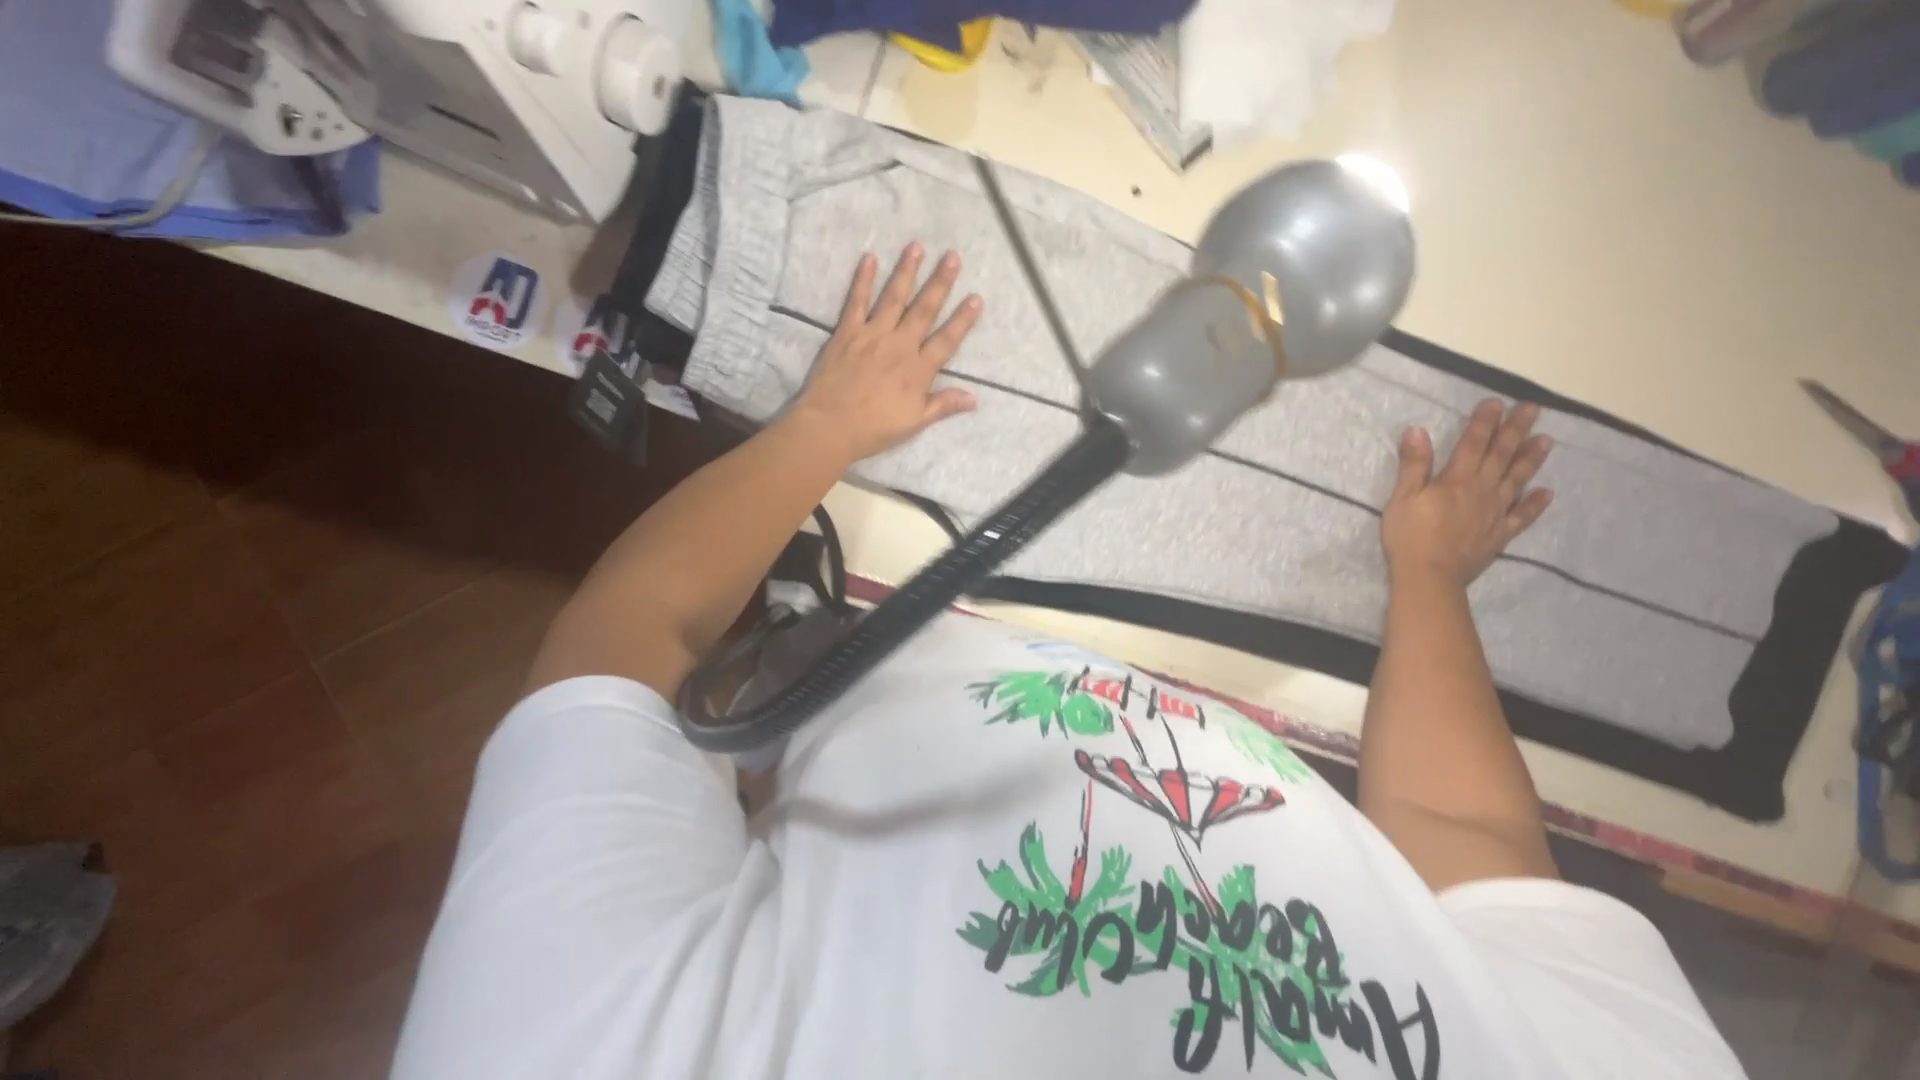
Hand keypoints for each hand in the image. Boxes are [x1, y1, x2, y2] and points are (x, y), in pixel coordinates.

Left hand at [787, 243, 983, 462]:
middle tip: (952, 257)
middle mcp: (899, 345)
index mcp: (918, 370)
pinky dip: (863, 279)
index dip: (963, 319)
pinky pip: (856, 301)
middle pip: (924, 309)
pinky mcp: (847, 333)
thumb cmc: (874, 429)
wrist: (831, 426)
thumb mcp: (915, 423)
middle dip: (940, 282)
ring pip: (894, 298)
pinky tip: (869, 259)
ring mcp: (872, 335)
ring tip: (916, 247)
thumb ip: (943, 405)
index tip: (976, 298)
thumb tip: (974, 398)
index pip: (947, 340)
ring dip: (906, 271)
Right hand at [1381, 399, 1554, 588]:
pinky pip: (1523, 516)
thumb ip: (1413, 465)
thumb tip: (1417, 430)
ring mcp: (1495, 512)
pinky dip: (1536, 504)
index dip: (1484, 422)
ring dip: (1531, 459)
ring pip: (1517, 480)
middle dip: (1515, 430)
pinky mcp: (1499, 534)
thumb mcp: (1402, 498)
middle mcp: (1482, 490)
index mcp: (1456, 480)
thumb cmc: (1409, 537)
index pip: (1473, 443)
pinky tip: (1548, 493)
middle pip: (1501, 455)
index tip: (1497, 402)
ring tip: (1546, 440)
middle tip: (1532, 409)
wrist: (1430, 577)